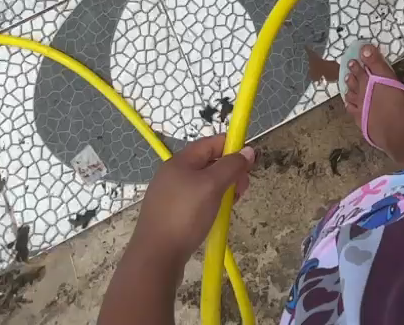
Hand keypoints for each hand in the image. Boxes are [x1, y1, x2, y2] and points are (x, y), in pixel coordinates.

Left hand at [130, 136, 256, 264]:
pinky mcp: (168, 216)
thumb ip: (232, 166)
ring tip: (231, 205)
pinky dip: (208, 204)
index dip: (232, 147)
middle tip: (242, 188)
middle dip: (229, 172)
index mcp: (180, 161)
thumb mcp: (213, 186)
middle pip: (207, 164)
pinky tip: (214, 218)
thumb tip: (248, 150)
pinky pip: (194, 202)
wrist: (154, 260)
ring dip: (220, 190)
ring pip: (202, 185)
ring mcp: (168, 196)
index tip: (249, 163)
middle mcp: (172, 175)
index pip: (211, 143)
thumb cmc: (185, 216)